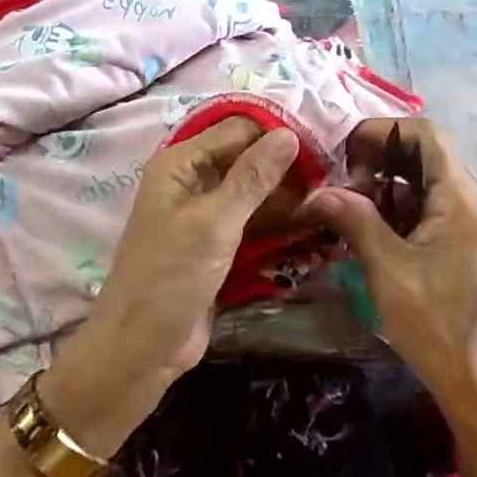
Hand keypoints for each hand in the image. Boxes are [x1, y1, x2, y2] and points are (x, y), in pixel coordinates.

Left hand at [42, 119, 300, 455]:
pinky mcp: (217, 244)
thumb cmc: (171, 277)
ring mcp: (204, 214)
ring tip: (330, 203)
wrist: (142, 347)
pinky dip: (277, 223)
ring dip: (286, 197)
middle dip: (285, 167)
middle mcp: (190, 181)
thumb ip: (251, 177)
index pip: (236, 130)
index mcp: (179, 163)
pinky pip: (252, 222)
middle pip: (246, 159)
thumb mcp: (214, 223)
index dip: (276, 134)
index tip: (324, 148)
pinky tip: (312, 225)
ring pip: (253, 192)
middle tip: (334, 180)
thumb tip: (288, 135)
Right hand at [299, 118, 476, 404]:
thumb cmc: (433, 321)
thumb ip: (355, 220)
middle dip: (375, 157)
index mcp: (459, 200)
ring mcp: (463, 221)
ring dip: (380, 182)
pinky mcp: (454, 240)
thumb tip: (317, 192)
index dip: (381, 130)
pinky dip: (390, 204)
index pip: (425, 134)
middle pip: (420, 153)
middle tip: (340, 181)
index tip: (345, 152)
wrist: (472, 376)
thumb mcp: (387, 268)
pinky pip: (420, 204)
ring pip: (418, 179)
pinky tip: (363, 225)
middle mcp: (467, 201)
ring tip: (346, 204)